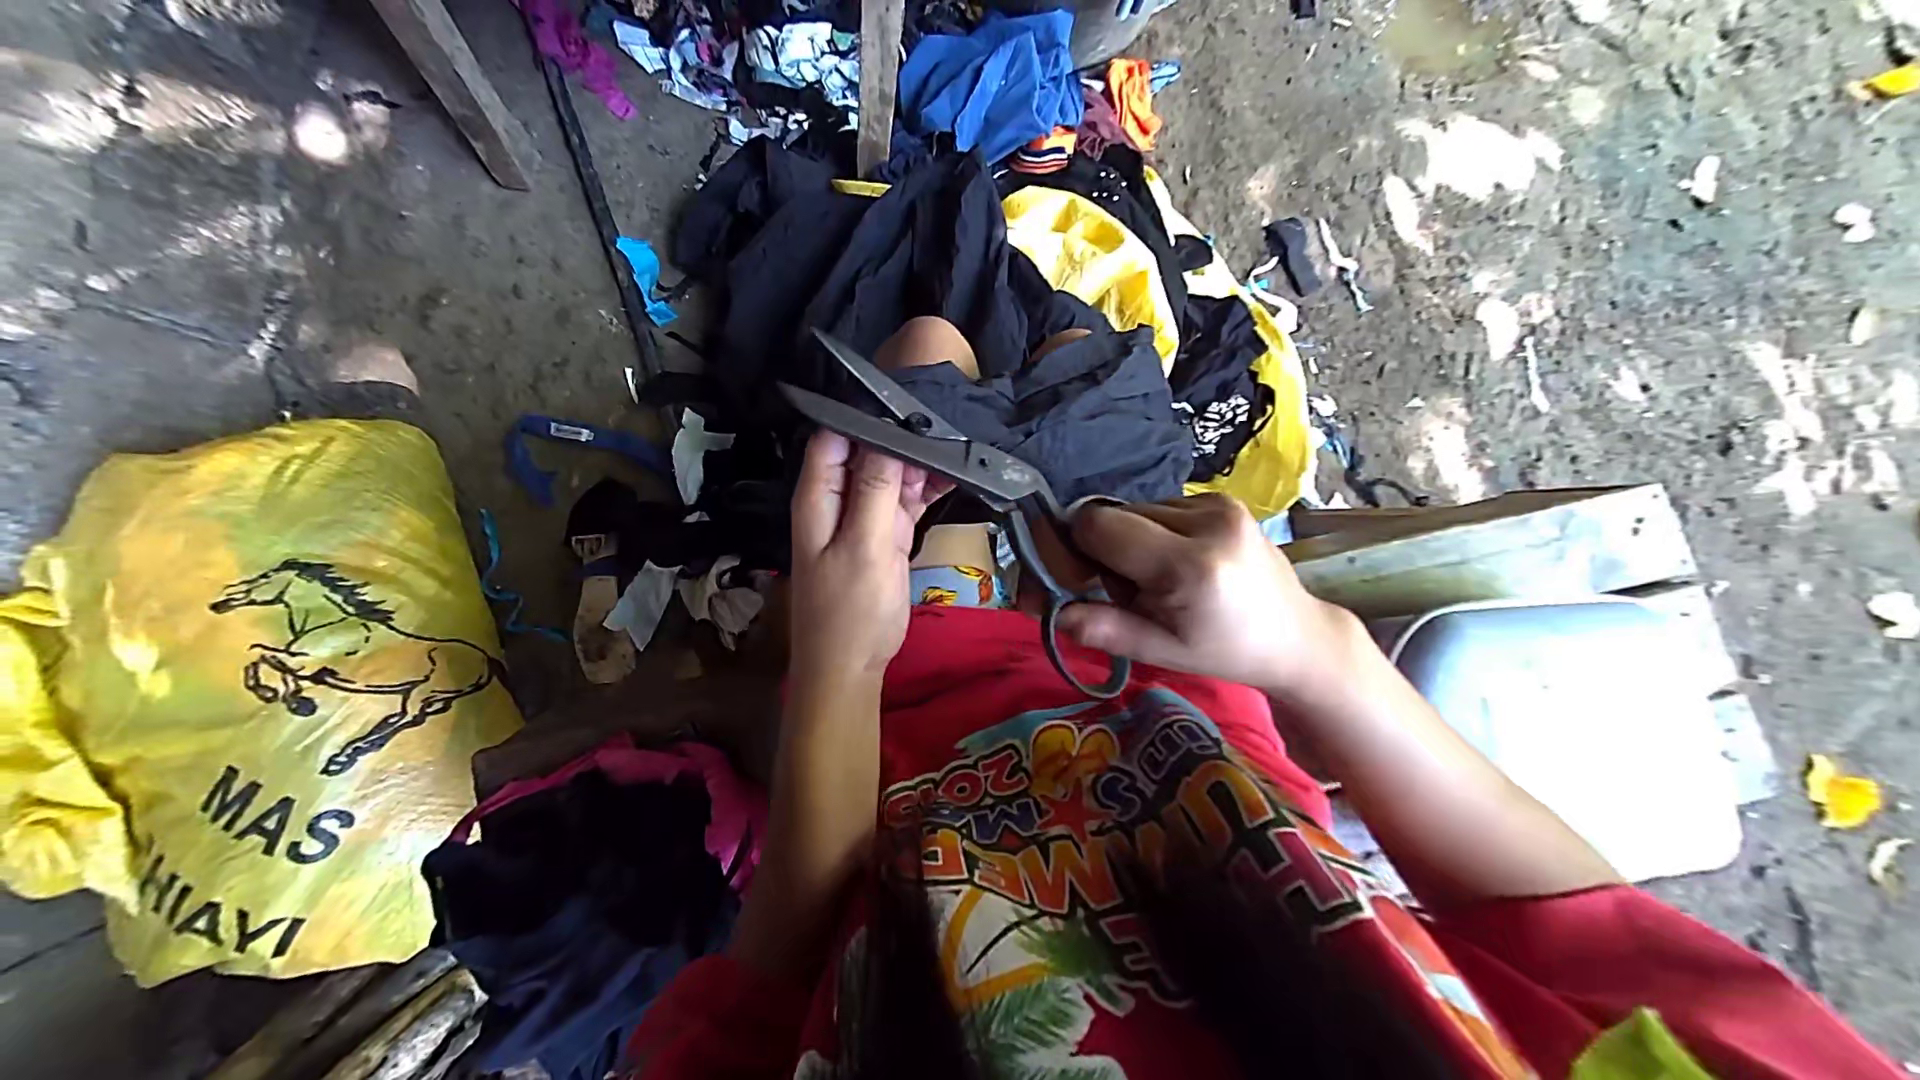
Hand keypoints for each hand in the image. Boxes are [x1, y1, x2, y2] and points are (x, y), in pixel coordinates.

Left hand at [789, 430, 949, 682]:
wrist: (851, 665)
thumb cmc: (849, 611)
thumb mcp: (864, 546)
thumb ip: (875, 491)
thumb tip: (885, 436)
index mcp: (819, 497)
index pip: (834, 437)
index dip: (864, 418)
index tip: (904, 406)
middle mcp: (839, 500)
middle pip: (867, 451)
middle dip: (900, 438)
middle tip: (942, 429)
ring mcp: (865, 517)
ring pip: (892, 474)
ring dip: (919, 464)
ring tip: (954, 450)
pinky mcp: (887, 535)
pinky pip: (907, 501)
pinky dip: (927, 490)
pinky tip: (953, 477)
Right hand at [1055, 494, 1361, 701]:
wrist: (1297, 636)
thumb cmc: (1224, 652)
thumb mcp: (1161, 652)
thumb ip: (1104, 629)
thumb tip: (1052, 612)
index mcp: (1189, 566)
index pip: (1098, 525)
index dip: (1077, 548)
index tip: (1085, 580)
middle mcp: (1206, 521)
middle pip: (1113, 515)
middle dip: (1104, 550)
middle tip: (1128, 590)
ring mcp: (1218, 504)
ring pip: (1135, 509)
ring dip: (1129, 540)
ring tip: (1159, 578)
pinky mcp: (1223, 498)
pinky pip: (1160, 506)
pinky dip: (1154, 531)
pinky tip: (1177, 561)